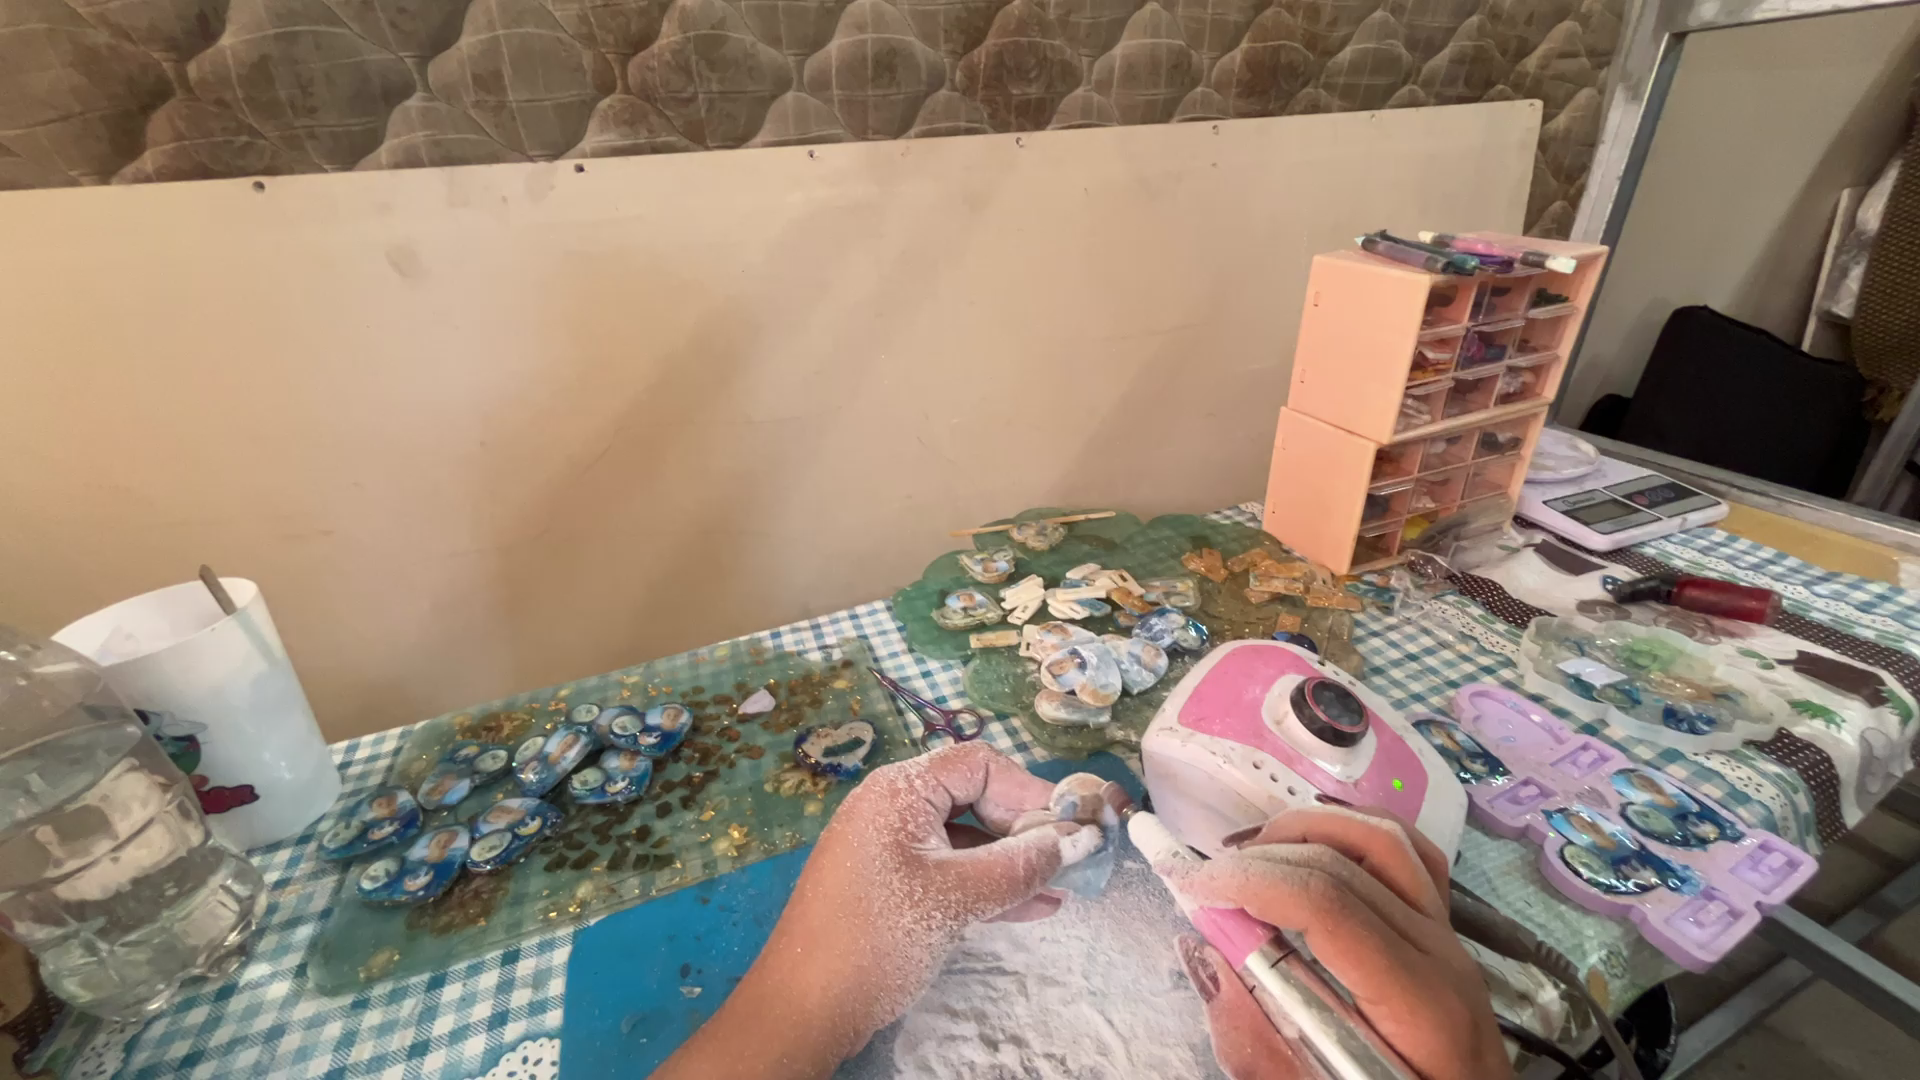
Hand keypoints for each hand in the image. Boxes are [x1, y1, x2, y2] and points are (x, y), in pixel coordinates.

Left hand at [651, 742, 1114, 1079]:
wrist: (801, 1011)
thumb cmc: (877, 938)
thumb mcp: (955, 898)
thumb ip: (1019, 866)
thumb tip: (1076, 842)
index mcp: (901, 789)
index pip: (979, 764)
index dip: (1029, 789)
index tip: (1070, 824)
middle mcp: (895, 805)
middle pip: (974, 797)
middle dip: (1024, 827)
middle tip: (1069, 858)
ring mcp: (891, 844)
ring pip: (966, 837)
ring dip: (1012, 861)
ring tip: (1062, 886)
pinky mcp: (892, 880)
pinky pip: (949, 867)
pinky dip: (986, 883)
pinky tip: (1032, 906)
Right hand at [1157, 804, 1510, 1079]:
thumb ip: (1259, 1049)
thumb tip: (1203, 960)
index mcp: (1422, 1004)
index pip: (1326, 903)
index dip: (1250, 881)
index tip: (1190, 886)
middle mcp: (1442, 954)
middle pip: (1338, 864)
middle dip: (1255, 861)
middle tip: (1200, 882)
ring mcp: (1446, 933)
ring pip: (1375, 836)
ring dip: (1300, 831)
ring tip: (1247, 857)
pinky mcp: (1440, 927)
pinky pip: (1402, 849)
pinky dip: (1348, 827)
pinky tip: (1305, 842)